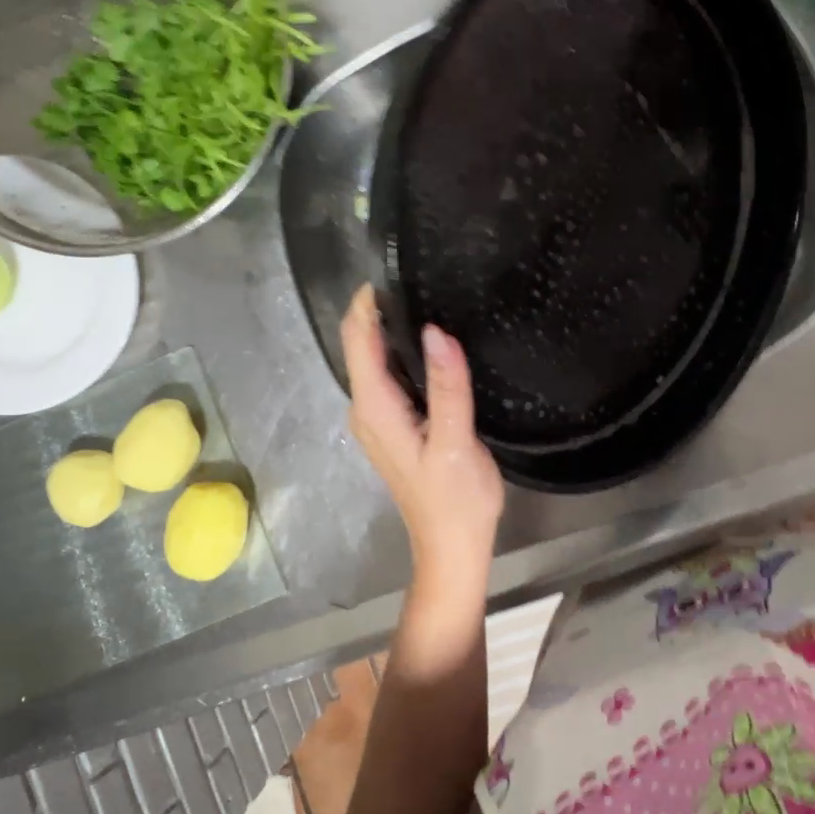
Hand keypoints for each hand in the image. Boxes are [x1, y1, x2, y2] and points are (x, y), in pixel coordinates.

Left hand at [340, 286, 503, 581]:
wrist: (452, 545)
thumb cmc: (456, 499)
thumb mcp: (456, 442)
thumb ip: (448, 387)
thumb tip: (437, 331)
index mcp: (376, 408)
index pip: (358, 340)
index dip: (367, 302)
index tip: (394, 268)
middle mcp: (366, 409)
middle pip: (360, 345)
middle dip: (379, 309)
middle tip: (419, 274)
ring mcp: (378, 419)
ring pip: (374, 359)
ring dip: (391, 329)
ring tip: (428, 298)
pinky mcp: (394, 425)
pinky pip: (388, 375)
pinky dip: (401, 353)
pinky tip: (431, 343)